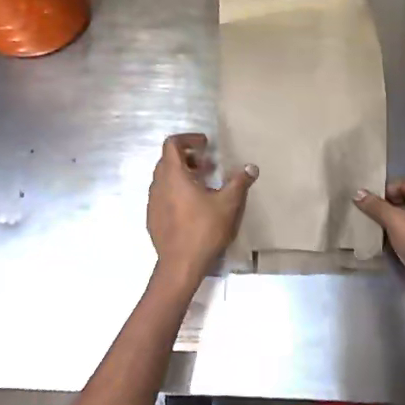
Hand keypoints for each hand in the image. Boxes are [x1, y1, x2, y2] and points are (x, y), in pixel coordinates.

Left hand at [147, 133, 256, 276]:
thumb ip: (239, 182)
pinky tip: (193, 207)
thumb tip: (251, 167)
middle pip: (168, 160)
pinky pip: (163, 196)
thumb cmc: (204, 230)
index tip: (205, 145)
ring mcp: (153, 202)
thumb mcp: (228, 204)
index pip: (172, 144)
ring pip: (165, 179)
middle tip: (208, 166)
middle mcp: (158, 185)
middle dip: (188, 158)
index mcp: (173, 175)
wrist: (180, 265)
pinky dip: (176, 192)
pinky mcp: (153, 218)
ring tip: (203, 186)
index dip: (189, 139)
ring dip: (182, 176)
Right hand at [353, 177, 404, 295]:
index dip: (388, 189)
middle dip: (390, 204)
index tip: (370, 201)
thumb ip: (376, 206)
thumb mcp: (395, 222)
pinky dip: (404, 230)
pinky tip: (390, 239)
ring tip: (378, 225)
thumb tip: (357, 192)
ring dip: (396, 218)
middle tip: (372, 212)